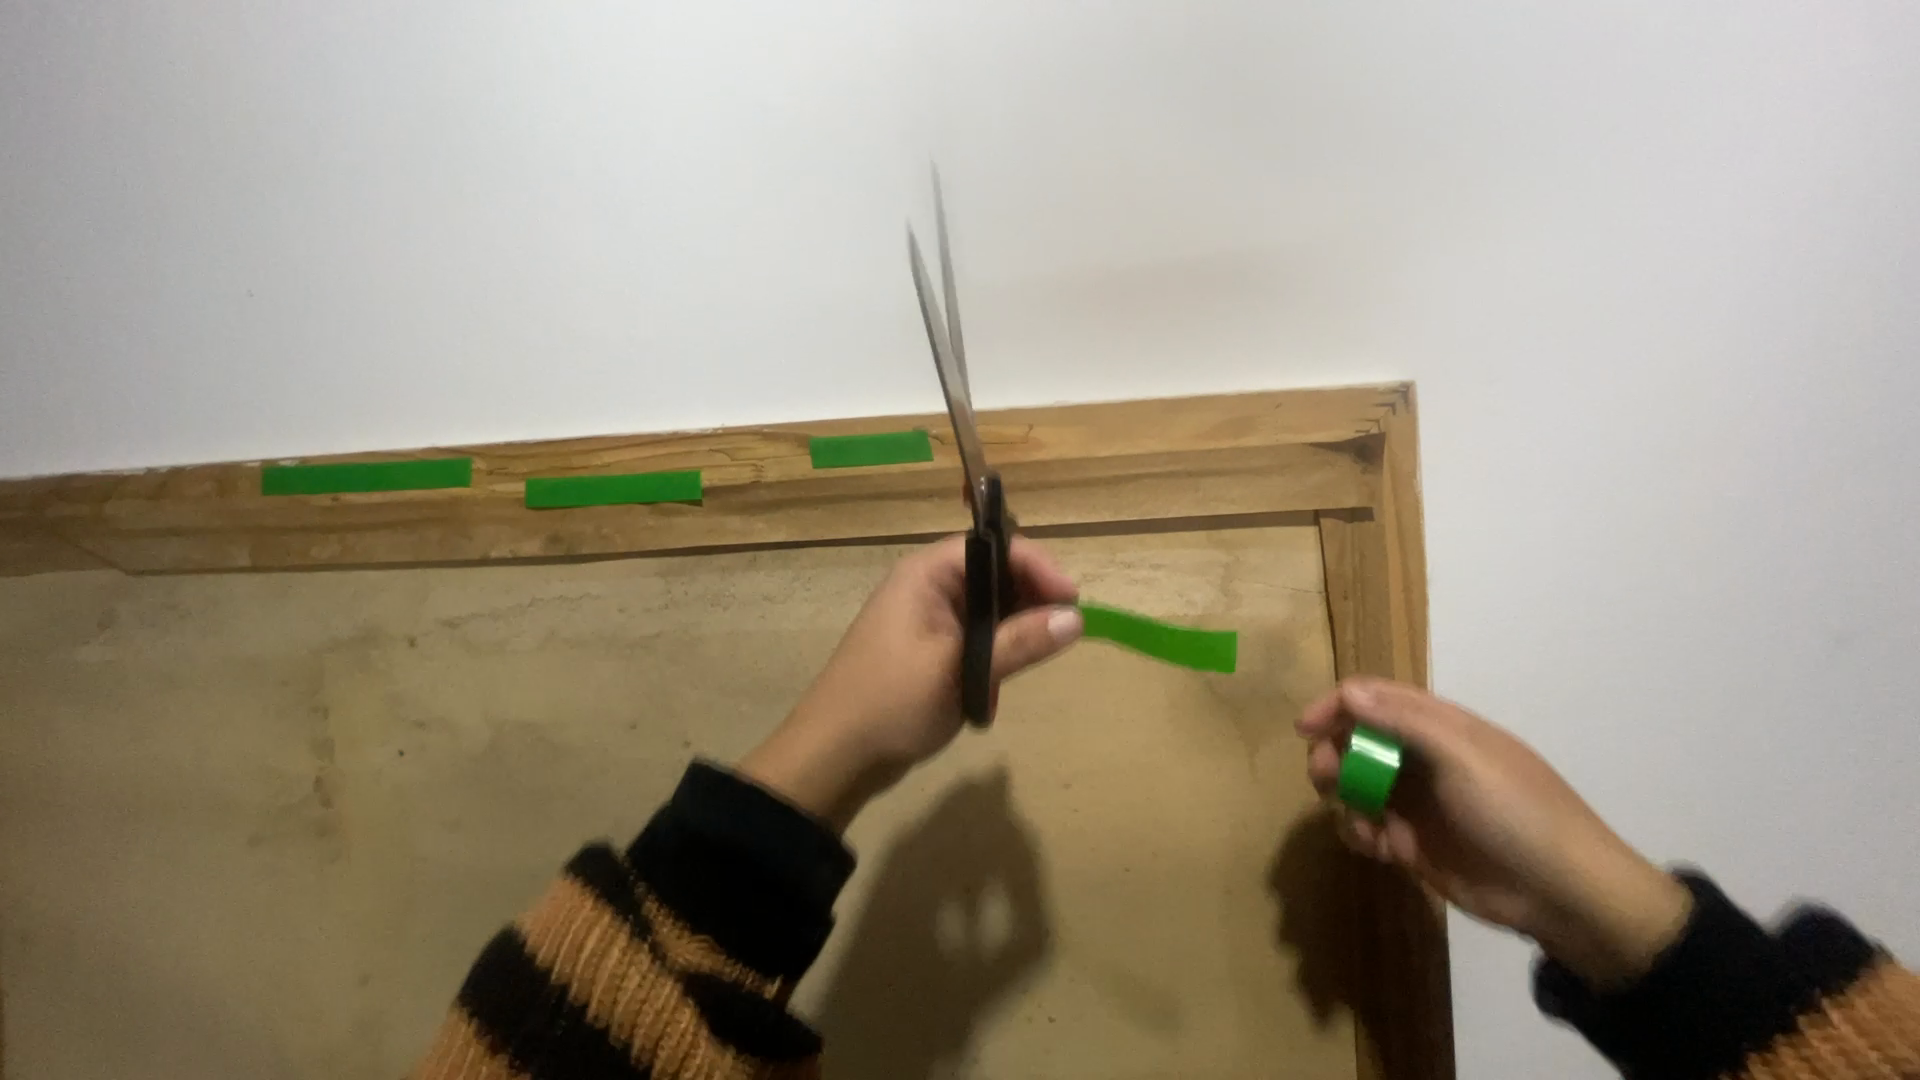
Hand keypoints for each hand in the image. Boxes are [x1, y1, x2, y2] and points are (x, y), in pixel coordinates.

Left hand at [738, 535, 1082, 830]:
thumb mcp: (960, 668)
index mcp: (926, 575)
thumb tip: (1076, 618)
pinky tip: (994, 689)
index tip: (1072, 601)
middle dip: (1029, 601)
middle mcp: (928, 588)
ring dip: (1012, 635)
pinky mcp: (932, 651)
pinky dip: (994, 658)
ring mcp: (929, 620)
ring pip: (990, 611)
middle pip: (995, 575)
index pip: (992, 547)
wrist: (835, 755)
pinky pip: (977, 639)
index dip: (1036, 566)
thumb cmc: (891, 701)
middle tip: (1059, 634)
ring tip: (1026, 665)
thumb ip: (1019, 642)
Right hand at [1297, 678, 1692, 986]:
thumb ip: (1403, 721)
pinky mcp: (1411, 841)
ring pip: (1354, 784)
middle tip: (1324, 779)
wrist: (1566, 896)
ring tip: (1359, 821)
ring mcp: (1415, 801)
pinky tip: (1376, 846)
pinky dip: (1358, 831)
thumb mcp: (1463, 757)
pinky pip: (1365, 826)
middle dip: (1333, 756)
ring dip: (1344, 797)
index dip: (1335, 707)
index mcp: (1439, 728)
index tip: (1305, 729)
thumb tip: (1349, 691)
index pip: (1373, 699)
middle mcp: (1422, 758)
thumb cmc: (1517, 813)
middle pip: (1355, 740)